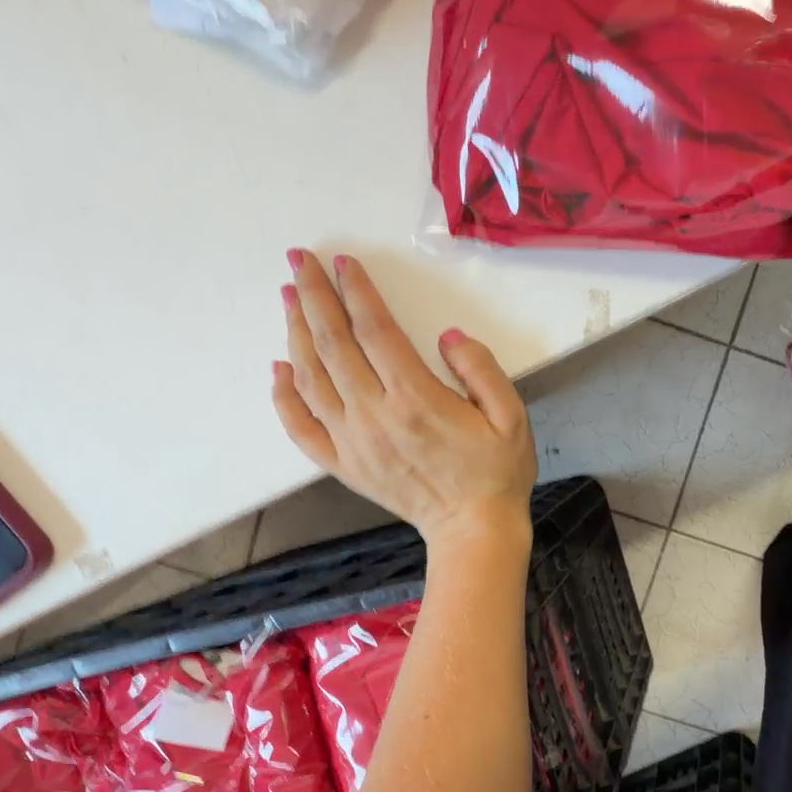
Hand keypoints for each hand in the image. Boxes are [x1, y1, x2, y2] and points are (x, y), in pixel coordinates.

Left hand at [272, 249, 537, 541]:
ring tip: (290, 298)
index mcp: (416, 399)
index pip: (375, 331)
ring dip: (296, 333)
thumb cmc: (498, 471)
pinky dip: (283, 395)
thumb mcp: (512, 416)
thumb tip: (447, 337)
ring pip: (311, 377)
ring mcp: (352, 441)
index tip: (343, 262)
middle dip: (315, 297)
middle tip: (300, 261)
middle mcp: (374, 415)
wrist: (474, 529)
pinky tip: (279, 368)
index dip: (357, 292)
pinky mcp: (342, 464)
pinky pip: (300, 426)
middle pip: (333, 344)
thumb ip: (481, 370)